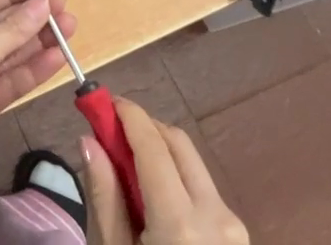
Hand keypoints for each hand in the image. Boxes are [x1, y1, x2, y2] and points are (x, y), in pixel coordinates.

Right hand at [82, 98, 246, 244]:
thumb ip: (105, 195)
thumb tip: (90, 140)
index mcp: (180, 222)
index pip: (152, 144)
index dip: (126, 114)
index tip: (100, 99)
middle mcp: (216, 215)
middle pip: (178, 143)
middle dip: (143, 126)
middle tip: (108, 129)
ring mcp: (235, 227)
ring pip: (192, 164)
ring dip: (159, 152)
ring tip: (125, 168)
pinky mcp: (240, 237)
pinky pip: (203, 189)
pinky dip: (175, 177)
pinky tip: (152, 198)